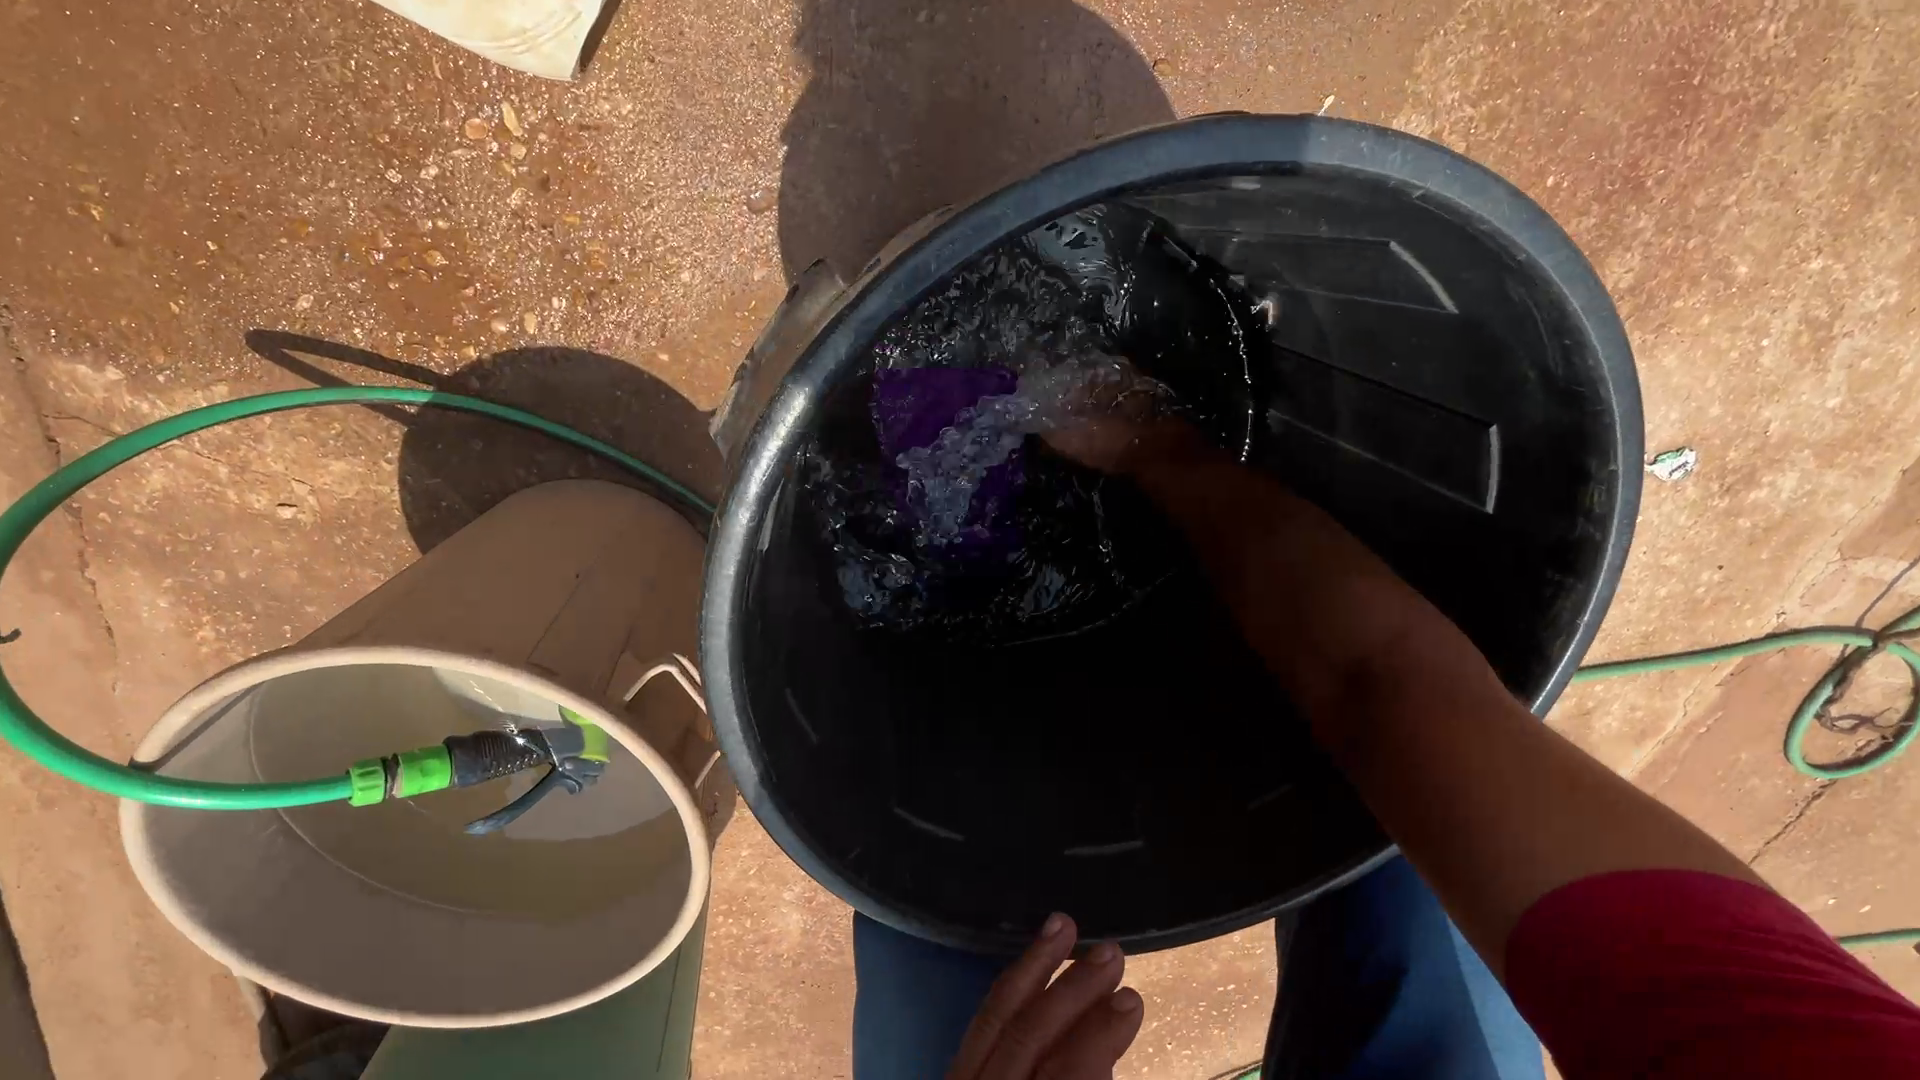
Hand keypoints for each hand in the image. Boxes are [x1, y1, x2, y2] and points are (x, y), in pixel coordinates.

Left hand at [947, 914, 1143, 1079]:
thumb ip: (1088, 1070)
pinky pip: (979, 1025)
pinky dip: (1009, 989)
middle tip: (1112, 952)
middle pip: (1026, 1038)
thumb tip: (1116, 1013)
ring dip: (1033, 967)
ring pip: (993, 1019)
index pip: (1064, 1075)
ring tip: (1063, 924)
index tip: (1132, 998)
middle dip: (1071, 991)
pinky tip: (1032, 962)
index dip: (1100, 1035)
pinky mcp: (954, 1071)